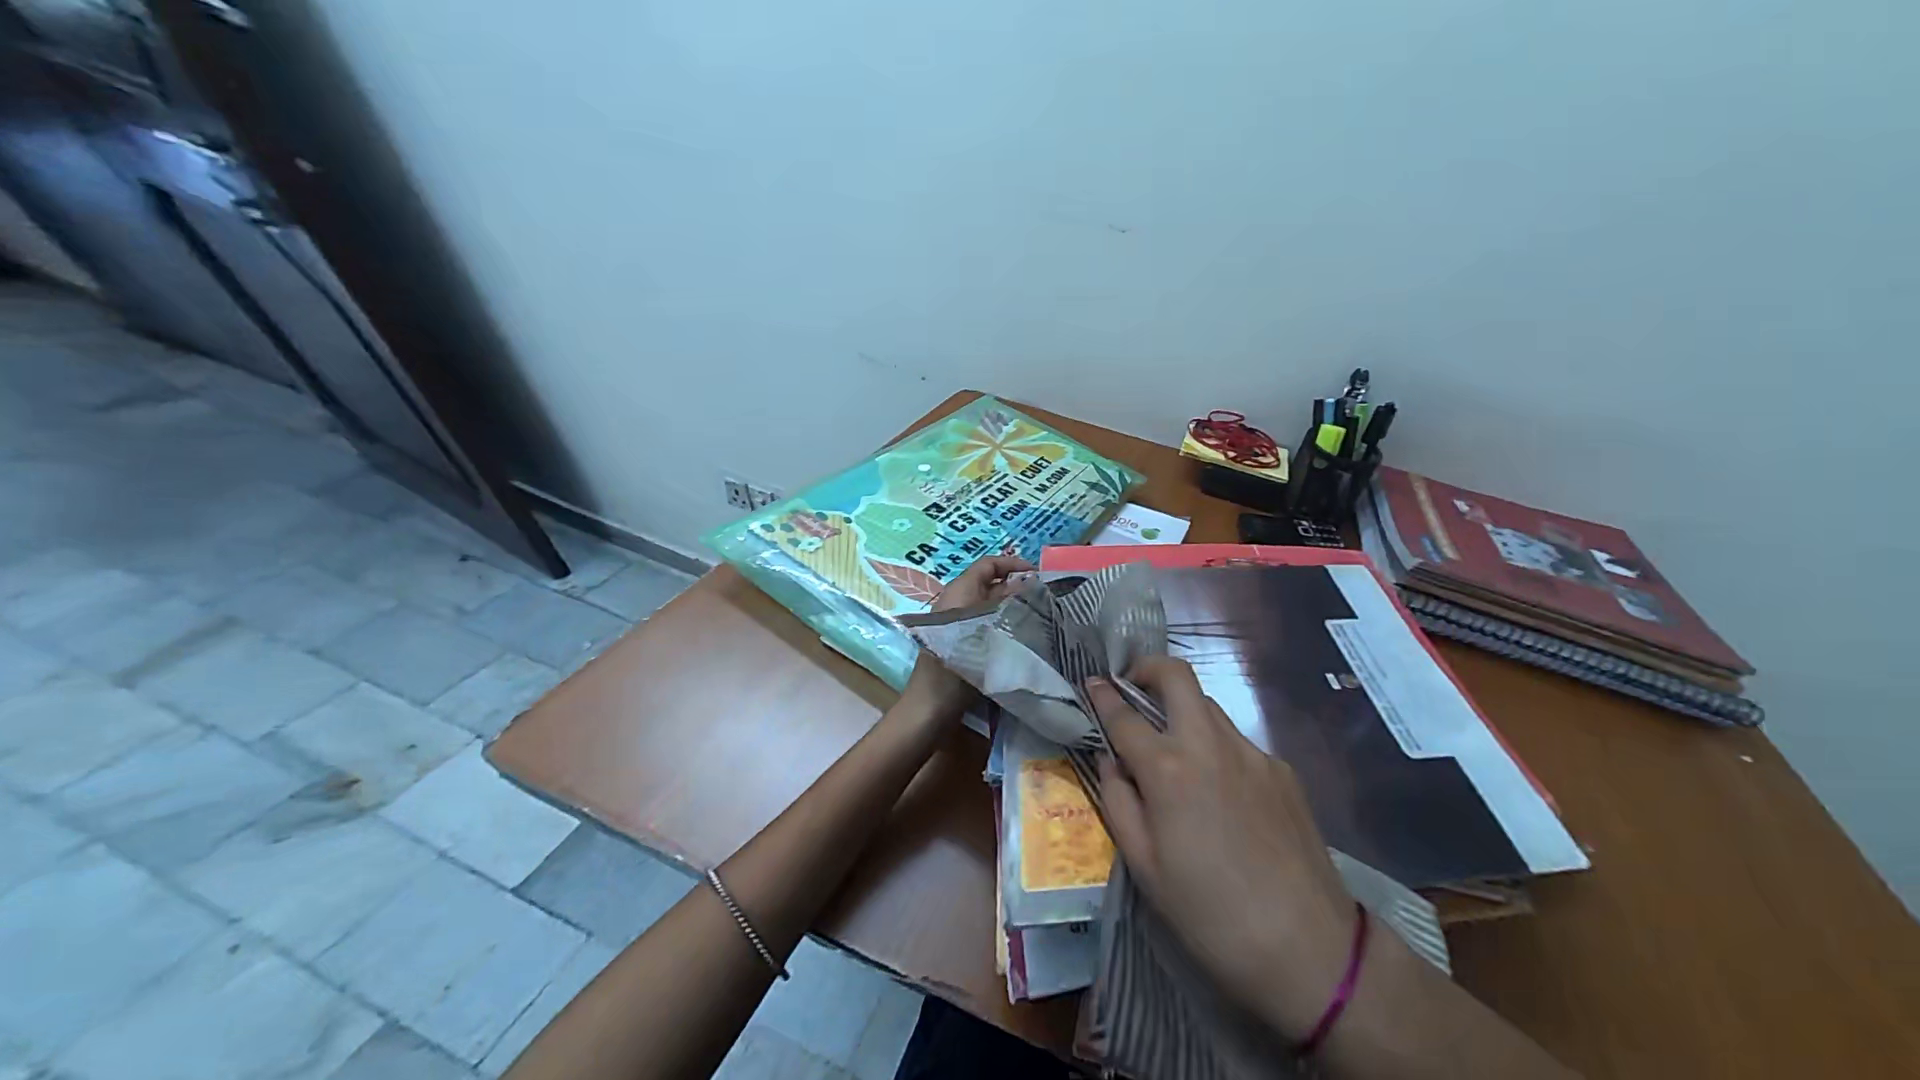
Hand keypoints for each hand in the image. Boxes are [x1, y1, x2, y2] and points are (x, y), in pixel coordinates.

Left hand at [899, 555, 1034, 717]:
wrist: (931, 707)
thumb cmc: (958, 666)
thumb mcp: (986, 630)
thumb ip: (1006, 604)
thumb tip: (1029, 584)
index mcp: (958, 591)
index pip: (988, 565)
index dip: (1013, 564)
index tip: (1038, 575)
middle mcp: (956, 601)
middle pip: (989, 583)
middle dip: (1016, 586)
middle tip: (1045, 596)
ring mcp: (957, 621)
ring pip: (989, 603)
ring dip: (1012, 605)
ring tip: (1040, 613)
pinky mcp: (960, 640)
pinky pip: (985, 620)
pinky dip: (1003, 621)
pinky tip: (1024, 633)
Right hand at [1089, 656, 1357, 1040]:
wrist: (1308, 948)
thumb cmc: (1209, 913)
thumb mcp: (1144, 865)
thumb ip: (1118, 801)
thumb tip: (1111, 762)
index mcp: (1168, 769)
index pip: (1124, 715)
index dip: (1102, 696)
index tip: (1091, 683)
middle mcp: (1210, 745)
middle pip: (1177, 676)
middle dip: (1148, 669)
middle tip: (1133, 687)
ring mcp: (1252, 754)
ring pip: (1208, 706)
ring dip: (1182, 709)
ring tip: (1172, 748)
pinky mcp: (1282, 771)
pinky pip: (1236, 742)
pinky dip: (1214, 747)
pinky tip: (1218, 792)